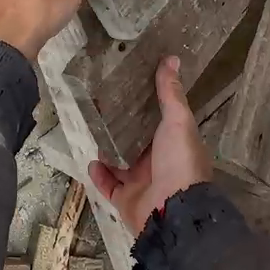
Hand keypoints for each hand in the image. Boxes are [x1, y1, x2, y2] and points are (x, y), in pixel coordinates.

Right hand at [89, 56, 212, 232]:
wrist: (173, 212)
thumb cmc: (179, 161)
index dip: (144, 106)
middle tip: (101, 106)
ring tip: (91, 130)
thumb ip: (170, 92)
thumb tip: (172, 57)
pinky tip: (90, 159)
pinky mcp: (125, 201)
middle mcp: (158, 164)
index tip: (127, 86)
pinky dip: (99, 174)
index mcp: (173, 145)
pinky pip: (108, 186)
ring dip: (107, 150)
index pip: (158, 122)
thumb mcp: (177, 120)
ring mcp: (141, 184)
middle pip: (136, 142)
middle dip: (121, 127)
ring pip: (120, 163)